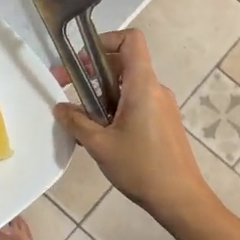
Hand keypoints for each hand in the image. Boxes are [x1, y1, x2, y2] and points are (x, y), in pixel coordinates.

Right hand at [53, 30, 216, 223]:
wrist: (180, 199)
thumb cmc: (141, 167)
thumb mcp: (99, 144)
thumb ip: (76, 121)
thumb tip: (60, 107)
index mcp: (142, 85)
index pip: (130, 41)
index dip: (104, 41)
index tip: (81, 62)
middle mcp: (155, 89)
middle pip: (122, 64)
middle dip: (91, 73)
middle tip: (67, 91)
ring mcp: (161, 106)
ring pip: (126, 87)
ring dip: (101, 96)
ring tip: (83, 122)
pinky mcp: (163, 122)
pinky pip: (135, 103)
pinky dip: (114, 110)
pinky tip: (102, 136)